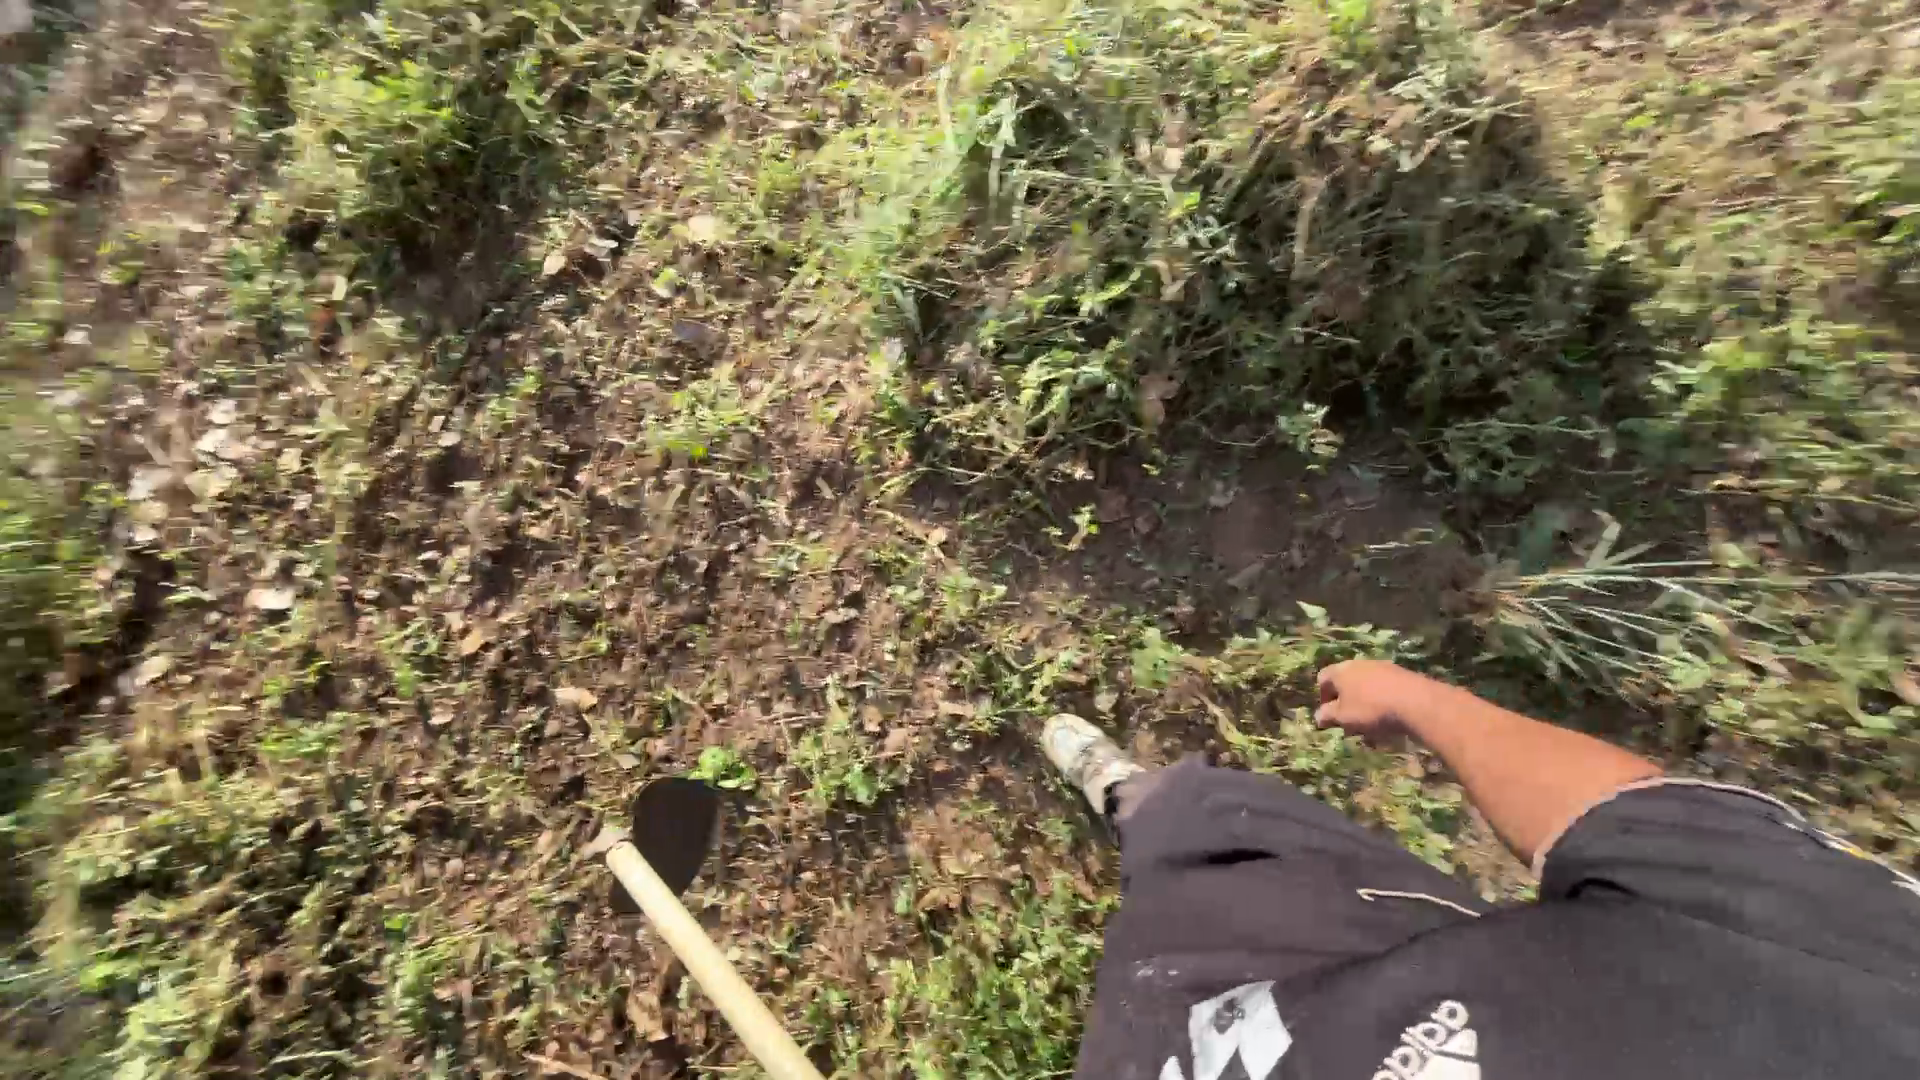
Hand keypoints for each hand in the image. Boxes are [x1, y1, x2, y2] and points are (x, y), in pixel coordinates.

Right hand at [1314, 659, 1443, 743]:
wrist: (1417, 702)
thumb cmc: (1371, 709)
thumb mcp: (1344, 717)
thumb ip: (1328, 715)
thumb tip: (1318, 716)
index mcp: (1340, 671)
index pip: (1323, 678)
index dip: (1323, 695)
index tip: (1329, 712)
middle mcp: (1359, 664)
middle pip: (1346, 680)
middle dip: (1346, 699)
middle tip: (1350, 718)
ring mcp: (1382, 667)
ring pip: (1367, 684)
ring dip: (1366, 700)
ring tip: (1372, 720)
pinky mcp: (1403, 674)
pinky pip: (1386, 687)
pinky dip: (1384, 699)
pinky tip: (1390, 715)